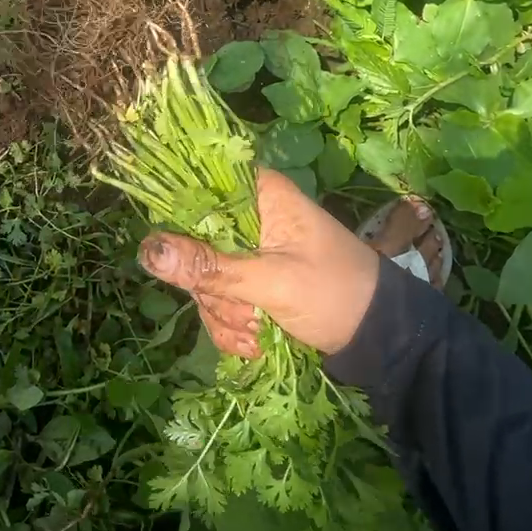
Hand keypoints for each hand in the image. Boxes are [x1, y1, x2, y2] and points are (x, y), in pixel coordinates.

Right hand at [138, 168, 382, 356]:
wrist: (385, 343)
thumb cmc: (336, 294)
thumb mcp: (272, 282)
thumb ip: (210, 267)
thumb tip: (146, 251)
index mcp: (258, 195)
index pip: (197, 188)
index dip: (182, 222)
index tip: (191, 260)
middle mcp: (248, 216)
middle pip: (193, 241)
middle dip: (212, 288)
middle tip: (245, 310)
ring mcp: (247, 251)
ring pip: (202, 276)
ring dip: (223, 313)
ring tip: (258, 332)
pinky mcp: (248, 282)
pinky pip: (216, 300)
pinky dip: (230, 326)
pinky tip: (255, 342)